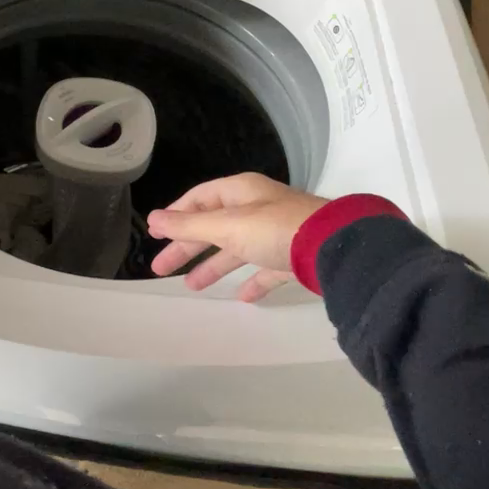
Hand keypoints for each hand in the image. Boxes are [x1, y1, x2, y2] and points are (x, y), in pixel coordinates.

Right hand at [147, 172, 330, 301]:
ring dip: (212, 266)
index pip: (199, 199)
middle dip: (186, 247)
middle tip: (161, 268)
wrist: (335, 249)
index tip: (155, 234)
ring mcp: (276, 233)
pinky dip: (252, 281)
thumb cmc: (274, 229)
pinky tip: (241, 297)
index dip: (175, 215)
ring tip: (191, 287)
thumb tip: (153, 217)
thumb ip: (188, 225)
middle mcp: (256, 209)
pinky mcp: (293, 258)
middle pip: (213, 226)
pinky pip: (265, 268)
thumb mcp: (225, 226)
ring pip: (235, 249)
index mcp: (239, 192)